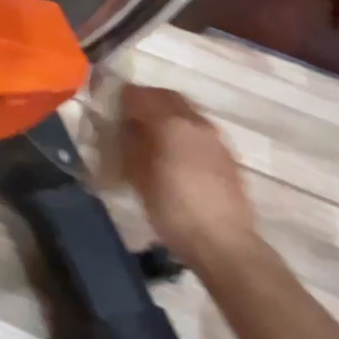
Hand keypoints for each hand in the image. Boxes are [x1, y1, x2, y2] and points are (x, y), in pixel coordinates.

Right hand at [119, 84, 258, 270]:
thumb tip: (123, 125)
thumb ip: (128, 142)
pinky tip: (177, 154)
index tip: (109, 107)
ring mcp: (216, 138)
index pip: (139, 94)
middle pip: (167, 96)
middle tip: (129, 117)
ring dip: (167, 115)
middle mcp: (196, 121)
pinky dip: (184, 132)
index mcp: (170, 122)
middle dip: (146, 101)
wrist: (223, 243)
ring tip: (153, 136)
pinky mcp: (229, 156)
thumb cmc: (171, 208)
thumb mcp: (136, 174)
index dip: (121, 98)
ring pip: (186, 112)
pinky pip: (200, 131)